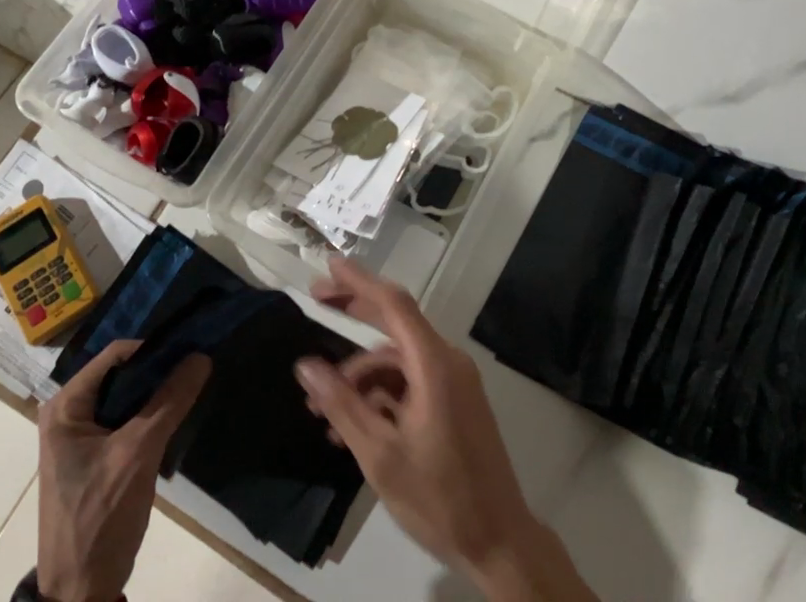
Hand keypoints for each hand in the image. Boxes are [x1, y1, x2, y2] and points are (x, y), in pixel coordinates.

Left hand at [37, 340, 210, 601]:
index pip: (115, 356)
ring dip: (157, 395)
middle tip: (200, 366)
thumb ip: (169, 402)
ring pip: (126, 400)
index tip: (193, 349)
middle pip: (121, 376)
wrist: (80, 588)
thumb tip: (201, 357)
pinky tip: (178, 418)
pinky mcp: (95, 458)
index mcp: (65, 406)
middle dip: (159, 371)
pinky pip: (126, 423)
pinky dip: (150, 418)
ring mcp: (80, 437)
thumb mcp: (138, 454)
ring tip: (195, 386)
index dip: (154, 349)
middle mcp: (68, 413)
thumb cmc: (100, 516)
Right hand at [296, 258, 596, 601]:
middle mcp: (448, 364)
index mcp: (435, 367)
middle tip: (316, 303)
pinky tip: (351, 425)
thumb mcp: (380, 454)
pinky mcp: (455, 405)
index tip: (329, 265)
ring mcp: (455, 384)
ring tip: (320, 408)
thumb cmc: (439, 497)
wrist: (499, 541)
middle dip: (355, 313)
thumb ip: (341, 404)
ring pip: (397, 361)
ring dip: (360, 376)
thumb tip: (306, 364)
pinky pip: (410, 383)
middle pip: (396, 324)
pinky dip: (380, 394)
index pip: (394, 305)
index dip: (360, 281)